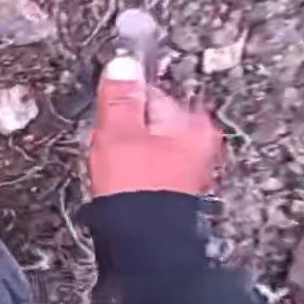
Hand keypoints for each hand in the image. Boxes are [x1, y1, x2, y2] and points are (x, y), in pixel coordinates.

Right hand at [88, 56, 223, 197]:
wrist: (142, 239)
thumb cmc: (136, 188)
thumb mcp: (119, 133)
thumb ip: (121, 97)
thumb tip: (123, 64)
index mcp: (191, 123)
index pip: (149, 92)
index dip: (120, 103)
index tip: (105, 115)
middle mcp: (197, 141)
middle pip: (147, 116)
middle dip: (121, 126)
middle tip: (108, 143)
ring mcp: (186, 163)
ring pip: (142, 139)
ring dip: (122, 147)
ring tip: (112, 164)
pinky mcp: (172, 182)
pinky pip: (144, 159)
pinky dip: (128, 164)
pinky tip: (118, 177)